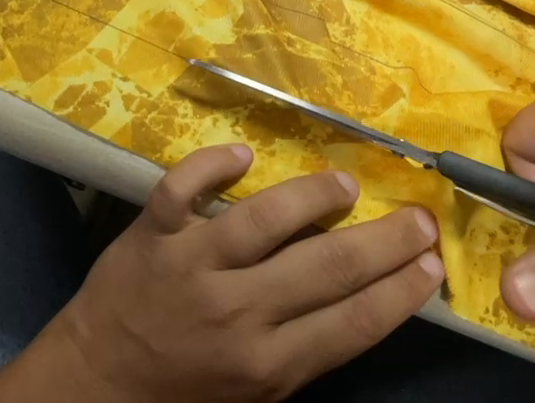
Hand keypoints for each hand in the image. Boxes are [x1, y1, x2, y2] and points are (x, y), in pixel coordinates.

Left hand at [0, 144, 444, 402]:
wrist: (101, 377)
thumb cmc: (185, 388)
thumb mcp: (257, 391)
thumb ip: (303, 347)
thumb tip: (361, 299)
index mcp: (270, 363)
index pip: (353, 323)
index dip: (400, 292)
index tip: (433, 264)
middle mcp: (237, 311)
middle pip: (325, 268)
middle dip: (383, 242)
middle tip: (418, 217)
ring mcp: (191, 264)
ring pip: (262, 221)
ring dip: (311, 197)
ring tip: (345, 182)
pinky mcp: (151, 232)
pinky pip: (182, 189)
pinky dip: (210, 167)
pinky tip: (243, 155)